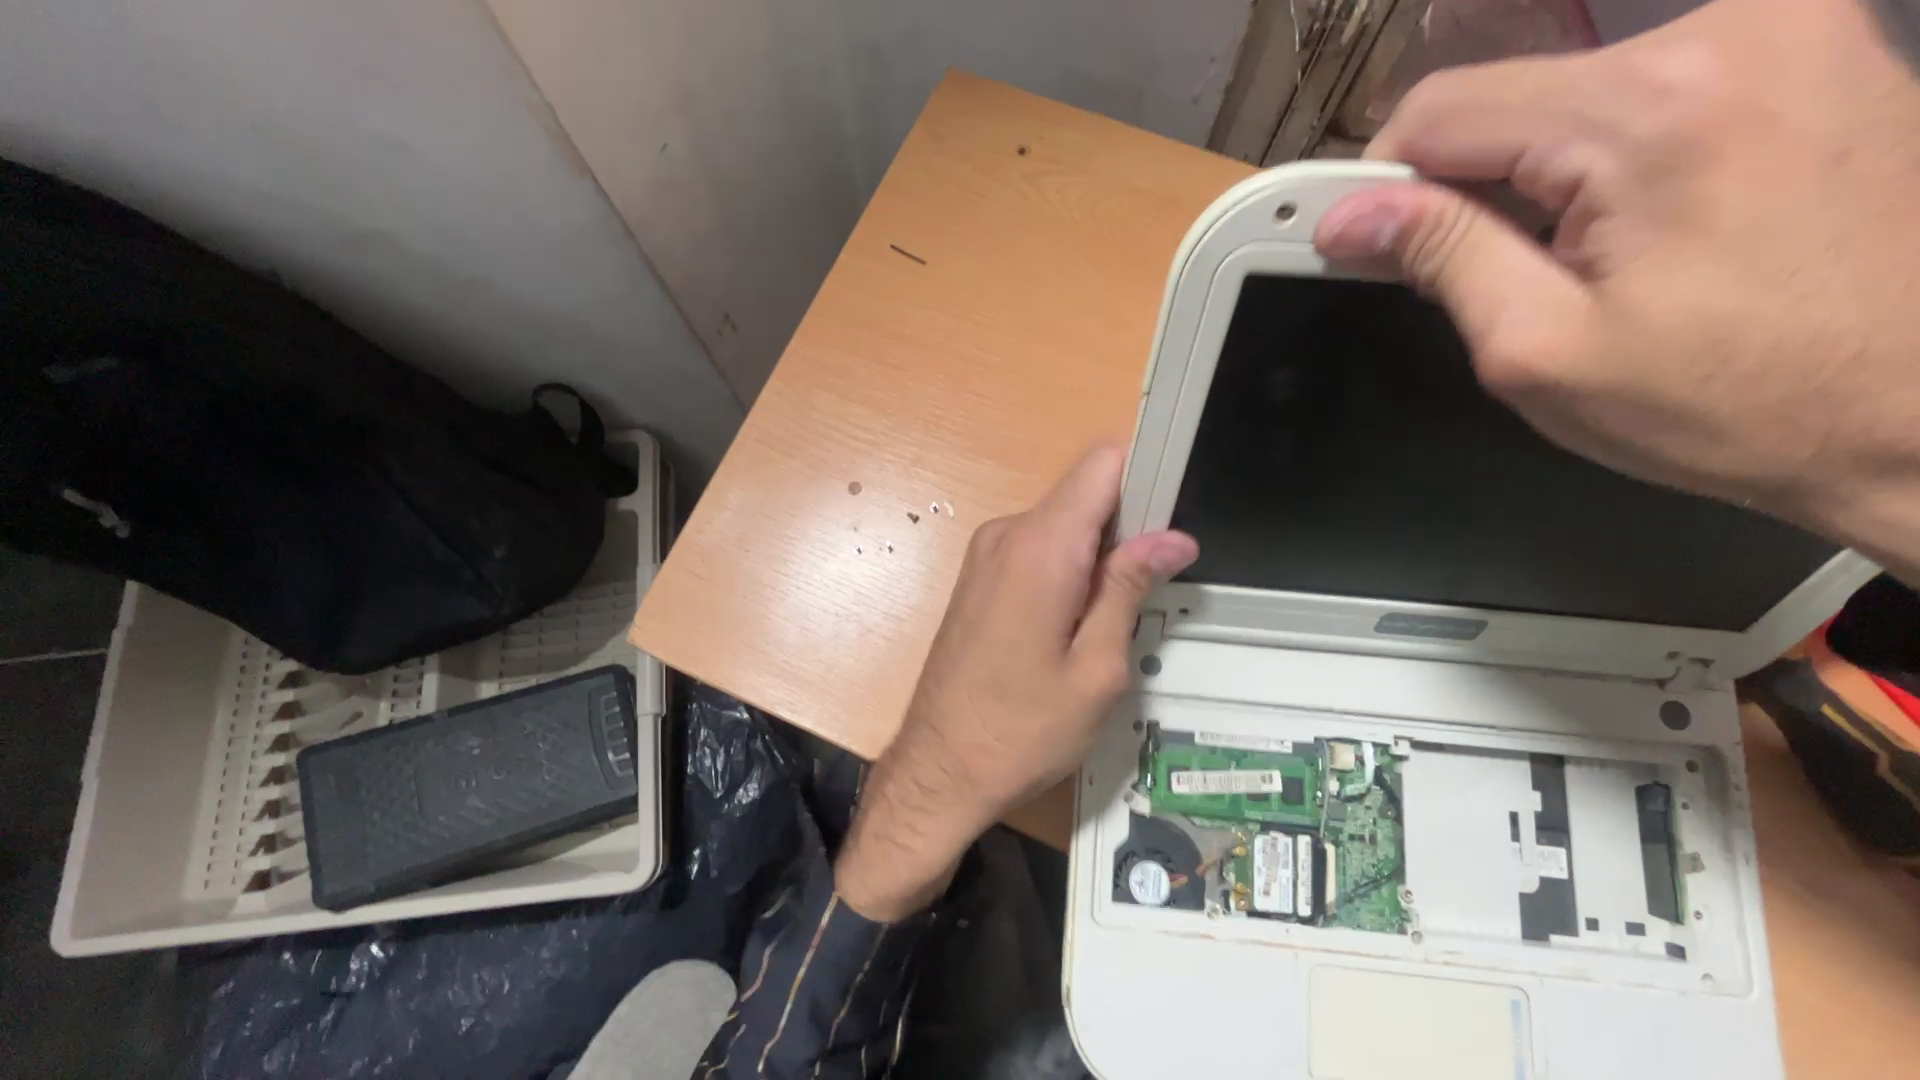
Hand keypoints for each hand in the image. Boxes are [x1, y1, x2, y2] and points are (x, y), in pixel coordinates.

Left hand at [833, 446, 1198, 919]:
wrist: (939, 770)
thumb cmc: (1021, 732)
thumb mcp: (1097, 669)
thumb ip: (1130, 589)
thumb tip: (1172, 538)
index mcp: (1040, 548)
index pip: (1101, 464)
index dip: (1146, 475)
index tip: (1172, 516)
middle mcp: (1006, 536)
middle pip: (1084, 495)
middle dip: (1126, 530)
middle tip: (1146, 595)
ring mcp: (985, 555)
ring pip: (1063, 525)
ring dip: (1097, 559)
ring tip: (1105, 627)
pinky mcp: (978, 578)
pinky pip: (1037, 550)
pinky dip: (1067, 572)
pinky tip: (1071, 629)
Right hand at [1313, 0, 1919, 578]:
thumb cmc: (1725, 403)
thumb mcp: (1541, 347)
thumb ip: (1440, 258)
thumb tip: (1349, 216)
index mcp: (1652, 108)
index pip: (1439, 110)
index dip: (1378, 182)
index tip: (1362, 246)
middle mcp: (1730, 31)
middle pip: (1505, 96)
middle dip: (1458, 185)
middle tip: (1468, 276)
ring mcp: (1787, 31)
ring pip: (1567, 95)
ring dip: (1527, 175)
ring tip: (1559, 262)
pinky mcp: (1813, 54)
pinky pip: (1641, 94)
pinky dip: (1595, 158)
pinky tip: (1620, 228)